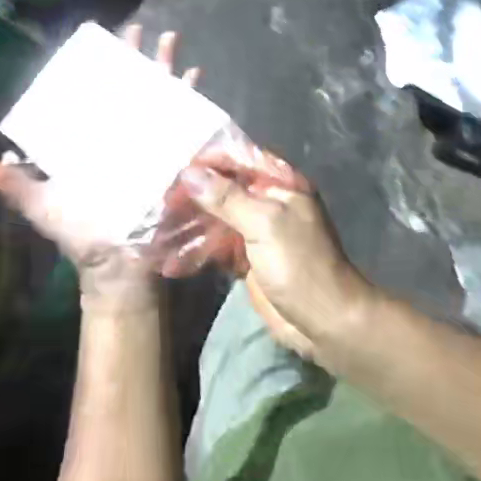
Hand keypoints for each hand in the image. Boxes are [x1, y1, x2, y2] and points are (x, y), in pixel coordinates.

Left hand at [0, 25, 200, 313]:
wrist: (120, 262)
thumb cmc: (79, 230)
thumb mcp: (41, 203)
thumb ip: (10, 185)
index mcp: (92, 137)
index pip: (96, 92)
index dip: (100, 65)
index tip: (102, 39)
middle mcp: (121, 132)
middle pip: (130, 85)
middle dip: (136, 55)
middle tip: (140, 28)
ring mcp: (150, 141)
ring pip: (159, 94)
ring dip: (165, 66)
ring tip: (169, 38)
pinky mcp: (174, 154)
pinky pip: (187, 119)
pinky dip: (191, 96)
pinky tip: (196, 73)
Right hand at [178, 144, 377, 359]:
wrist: (326, 322)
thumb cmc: (300, 264)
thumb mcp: (264, 224)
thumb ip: (227, 197)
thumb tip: (189, 173)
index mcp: (280, 183)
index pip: (237, 159)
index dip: (206, 162)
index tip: (172, 170)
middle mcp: (268, 200)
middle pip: (223, 188)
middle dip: (192, 195)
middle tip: (158, 204)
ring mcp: (258, 230)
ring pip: (217, 217)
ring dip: (189, 222)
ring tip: (155, 228)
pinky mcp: (249, 259)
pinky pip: (217, 246)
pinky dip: (196, 249)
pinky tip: (169, 257)